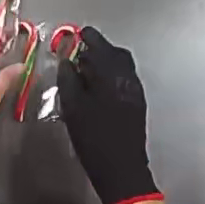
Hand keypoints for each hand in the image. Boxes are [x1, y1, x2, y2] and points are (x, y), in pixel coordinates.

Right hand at [56, 27, 158, 203]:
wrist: (121, 169)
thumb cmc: (94, 139)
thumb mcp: (74, 108)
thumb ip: (69, 81)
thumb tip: (67, 61)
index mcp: (113, 76)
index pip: (101, 46)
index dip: (88, 38)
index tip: (78, 34)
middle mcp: (129, 79)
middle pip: (115, 54)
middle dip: (98, 49)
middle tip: (80, 52)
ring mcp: (135, 92)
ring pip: (121, 67)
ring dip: (105, 63)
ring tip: (85, 69)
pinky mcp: (136, 104)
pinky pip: (123, 79)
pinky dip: (110, 75)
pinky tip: (96, 87)